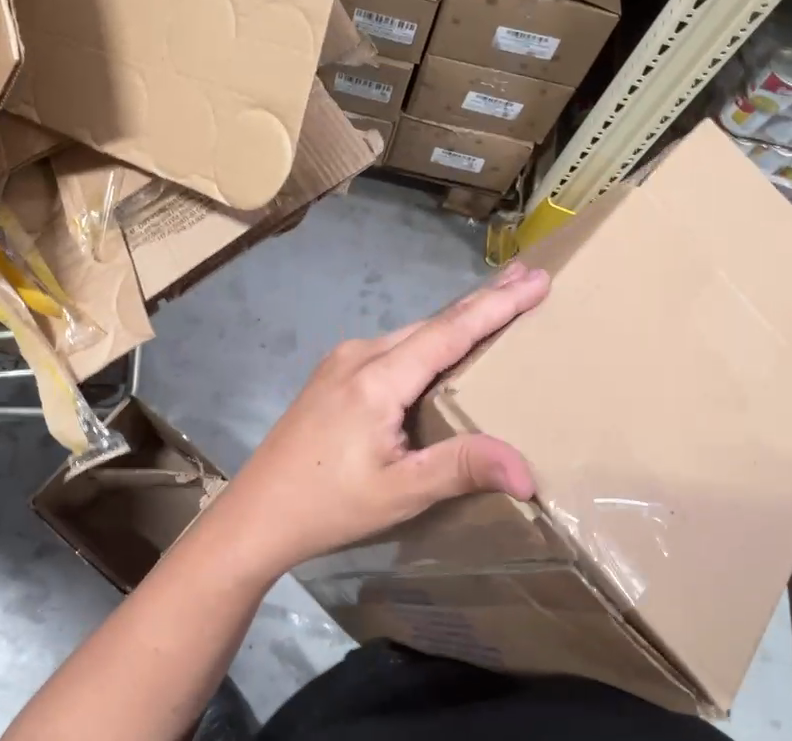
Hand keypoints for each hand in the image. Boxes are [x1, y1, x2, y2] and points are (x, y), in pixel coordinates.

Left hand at [205, 263, 551, 579]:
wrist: (255, 515)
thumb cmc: (329, 505)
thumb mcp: (399, 493)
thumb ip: (460, 469)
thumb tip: (528, 471)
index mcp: (378, 377)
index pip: (450, 330)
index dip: (497, 303)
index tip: (536, 277)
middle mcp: (359, 355)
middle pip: (432, 322)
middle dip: (483, 300)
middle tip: (529, 278)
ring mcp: (342, 362)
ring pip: (411, 333)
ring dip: (455, 319)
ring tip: (496, 305)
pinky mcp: (333, 376)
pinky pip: (393, 347)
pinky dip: (429, 340)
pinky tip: (442, 348)